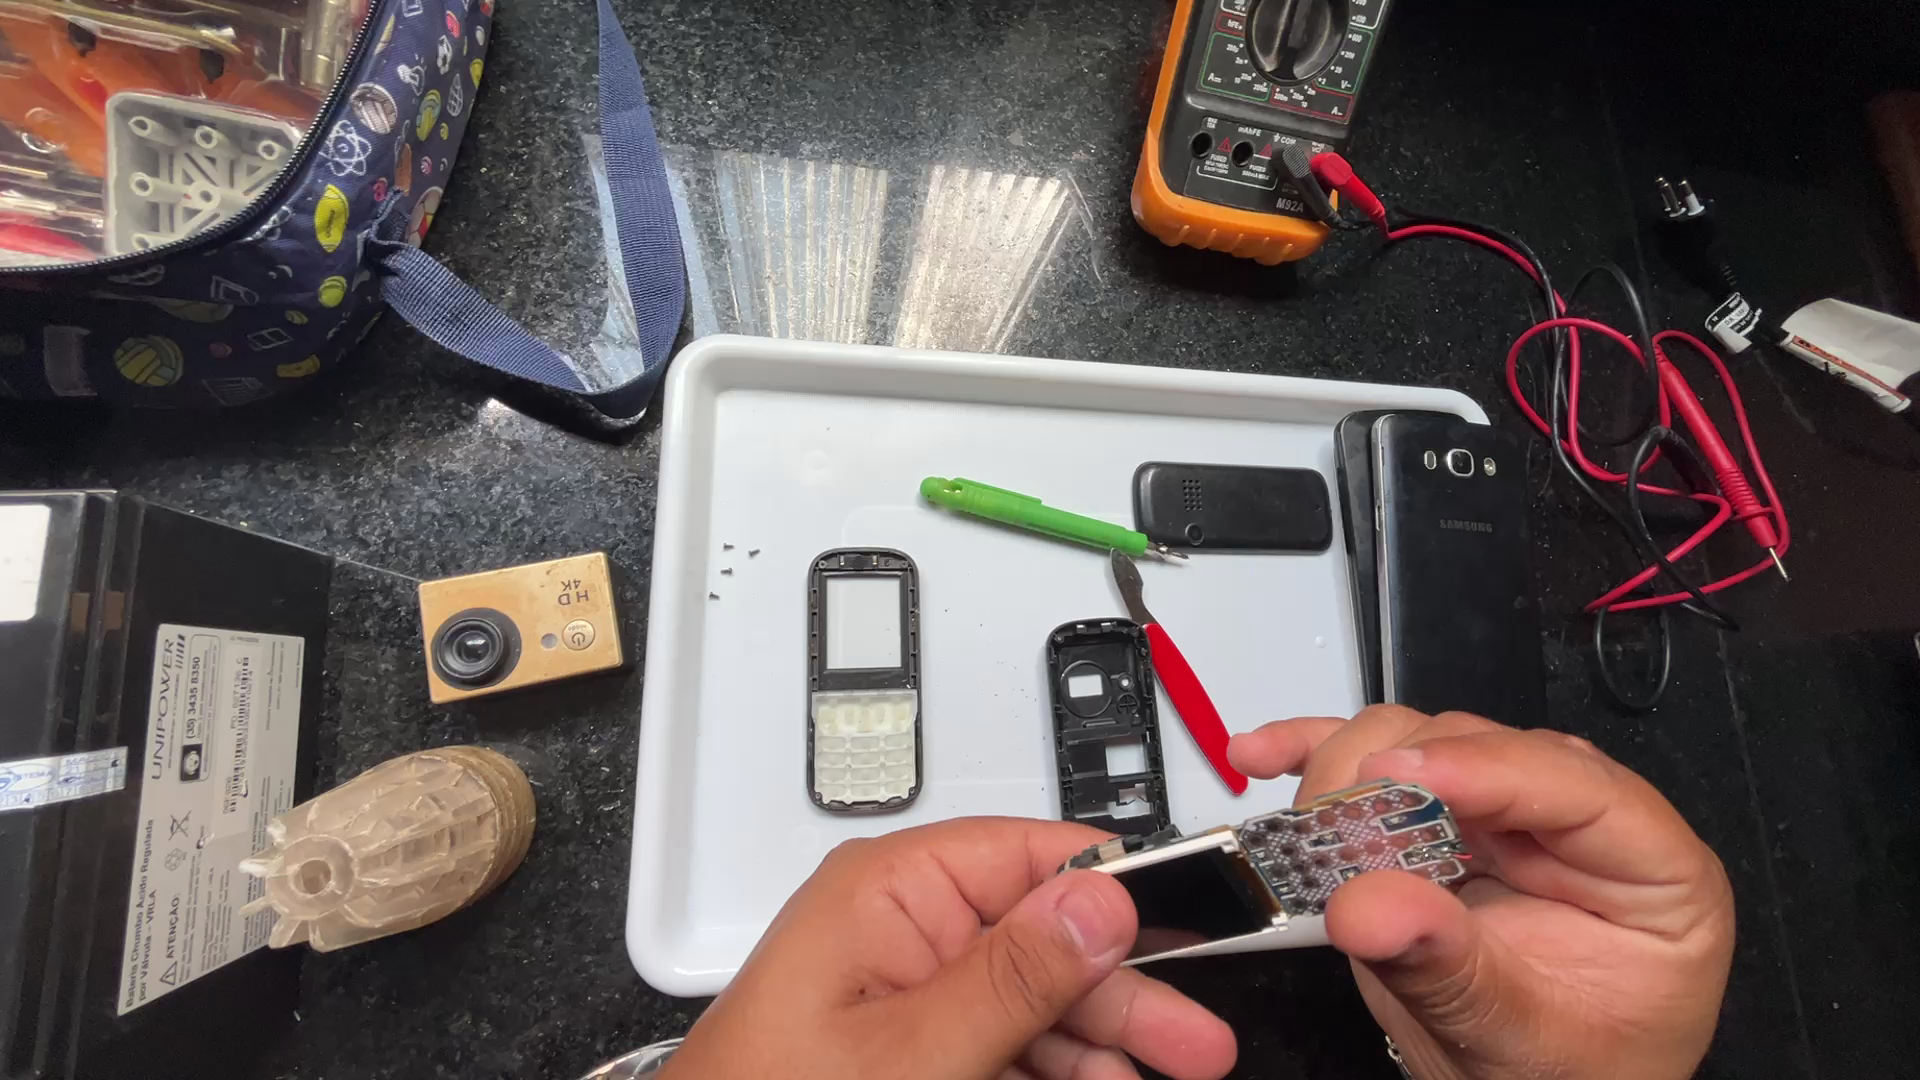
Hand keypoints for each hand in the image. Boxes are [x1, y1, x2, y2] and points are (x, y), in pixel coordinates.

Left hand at [659, 818, 1237, 1079]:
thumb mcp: (909, 1049)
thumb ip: (1009, 974)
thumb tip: (1096, 901)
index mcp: (894, 886)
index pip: (1025, 853)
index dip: (1106, 883)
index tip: (1179, 914)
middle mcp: (906, 918)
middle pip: (1041, 931)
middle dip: (1121, 980)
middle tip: (1193, 1031)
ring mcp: (913, 977)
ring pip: (1033, 989)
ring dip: (1103, 1031)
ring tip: (1172, 1063)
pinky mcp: (916, 1028)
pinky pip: (1004, 1029)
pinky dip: (1057, 1059)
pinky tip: (1101, 1079)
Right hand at [1228, 706, 1733, 1079]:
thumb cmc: (1551, 1069)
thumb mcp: (1512, 1036)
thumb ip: (1446, 968)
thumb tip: (1365, 908)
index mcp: (1641, 868)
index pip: (1575, 786)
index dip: (1482, 767)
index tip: (1389, 777)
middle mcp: (1557, 814)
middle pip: (1468, 743)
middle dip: (1387, 780)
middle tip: (1330, 832)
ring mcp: (1480, 798)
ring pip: (1401, 734)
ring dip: (1337, 771)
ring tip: (1306, 834)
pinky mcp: (1413, 801)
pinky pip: (1354, 751)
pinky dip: (1302, 750)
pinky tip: (1260, 756)